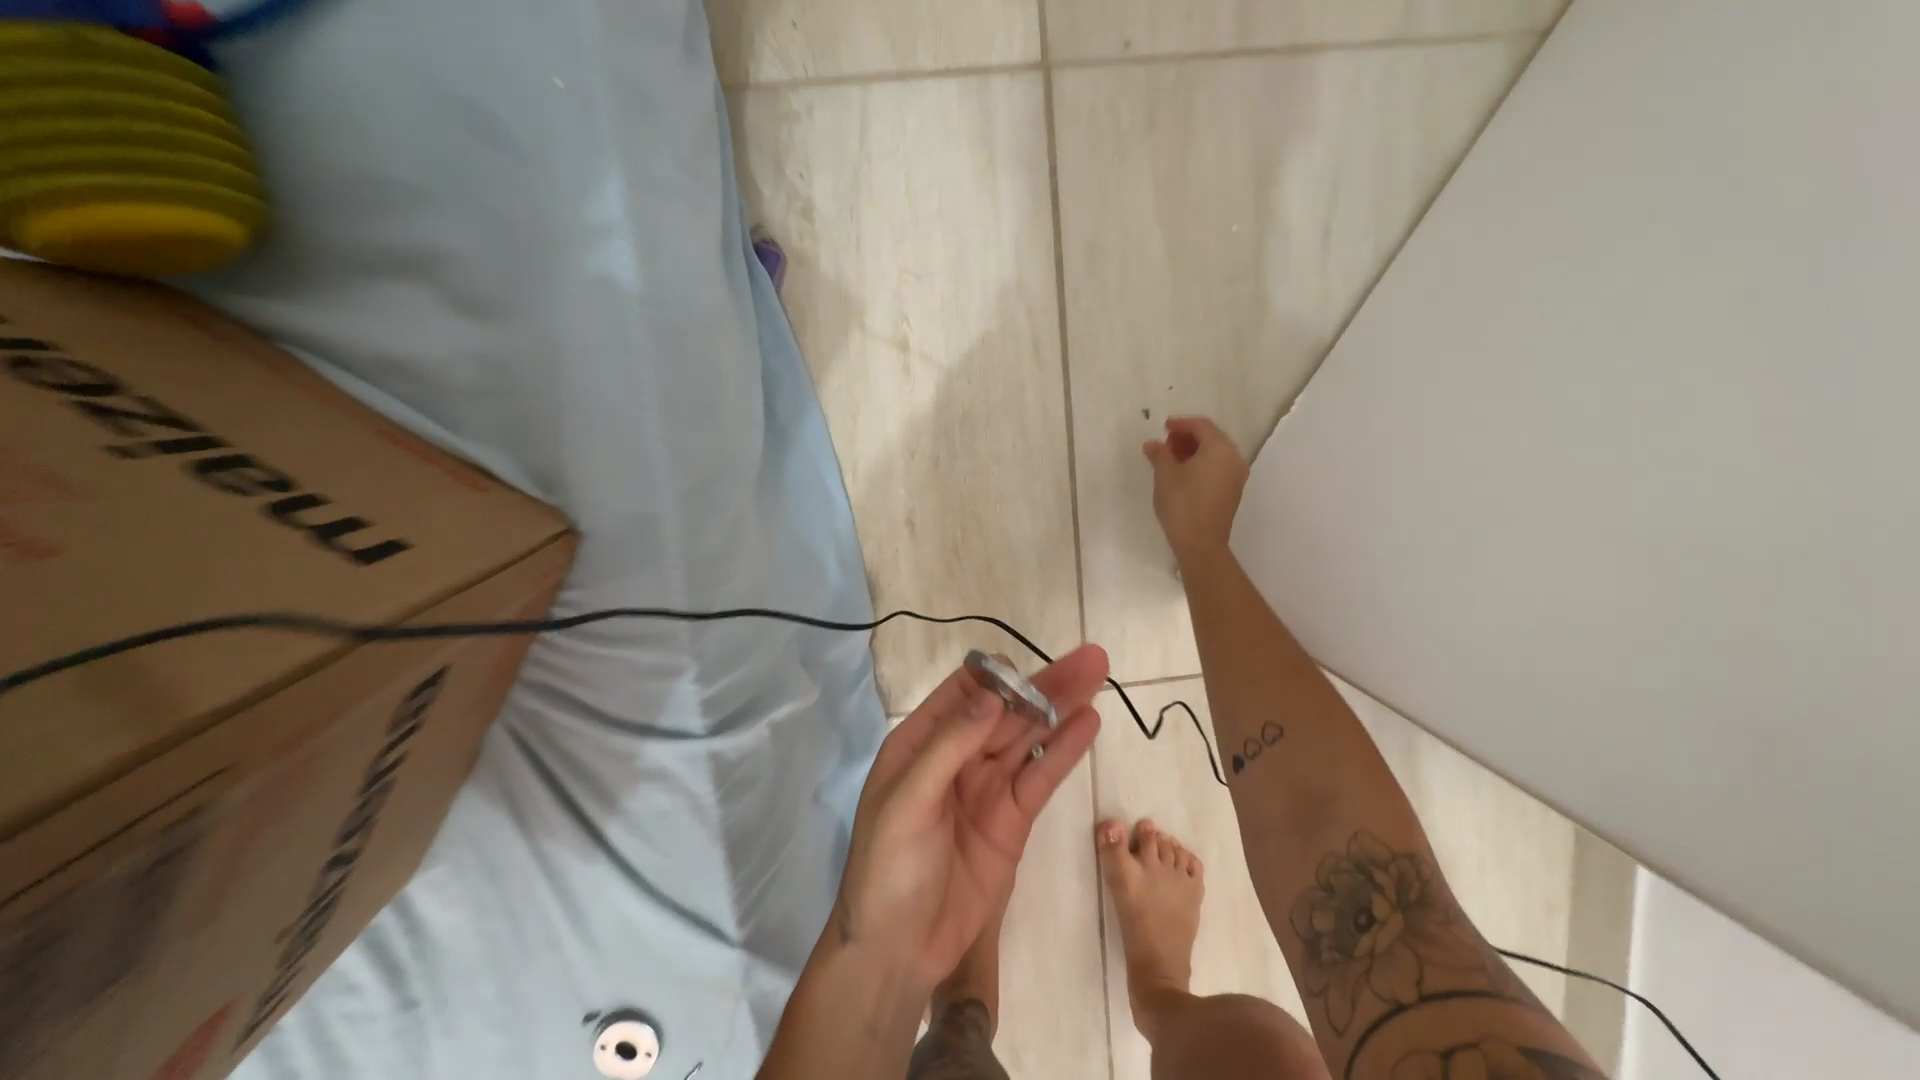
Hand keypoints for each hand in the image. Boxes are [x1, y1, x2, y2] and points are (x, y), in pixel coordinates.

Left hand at [830, 645, 1108, 993]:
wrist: (898, 949)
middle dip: (1045, 685)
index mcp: (919, 745)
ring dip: (1062, 710)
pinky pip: (1040, 779)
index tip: (1029, 669)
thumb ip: (950, 745)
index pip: (963, 694)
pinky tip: (1087, 726)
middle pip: (1006, 712)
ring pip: (1028, 740)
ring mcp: (986, 789)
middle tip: (1091, 660)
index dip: (997, 676)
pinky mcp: (1012, 821)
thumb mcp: (907, 800)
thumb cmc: (887, 868)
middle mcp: (955, 759)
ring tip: (1098, 678)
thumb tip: (992, 693)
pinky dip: (1063, 752)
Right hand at [1143, 415, 1249, 560]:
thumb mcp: (1165, 475)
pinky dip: (1202, 464)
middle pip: (1211, 438)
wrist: (1200, 543)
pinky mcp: (1233, 492)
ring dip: (1194, 451)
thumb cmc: (1182, 504)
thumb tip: (1152, 444)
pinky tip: (1183, 474)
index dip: (1181, 423)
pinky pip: (1218, 468)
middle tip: (1166, 444)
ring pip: (1215, 454)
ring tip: (1171, 459)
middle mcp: (1234, 458)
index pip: (1202, 425)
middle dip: (1187, 437)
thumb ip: (1159, 454)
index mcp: (1220, 449)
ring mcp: (1236, 476)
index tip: (1164, 427)